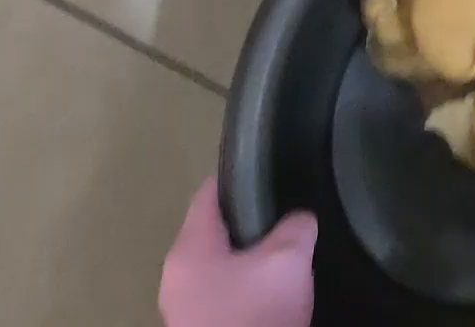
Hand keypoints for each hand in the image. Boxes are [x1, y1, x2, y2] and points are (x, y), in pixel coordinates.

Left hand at [160, 178, 316, 326]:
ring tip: (290, 245)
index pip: (209, 192)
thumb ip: (296, 225)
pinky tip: (278, 283)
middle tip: (290, 207)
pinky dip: (250, 281)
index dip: (241, 173)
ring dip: (254, 253)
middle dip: (253, 216)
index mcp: (189, 250)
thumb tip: (298, 220)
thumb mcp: (289, 256)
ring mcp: (185, 308)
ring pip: (224, 262)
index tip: (272, 163)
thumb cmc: (255, 313)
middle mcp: (176, 275)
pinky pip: (227, 289)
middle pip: (217, 228)